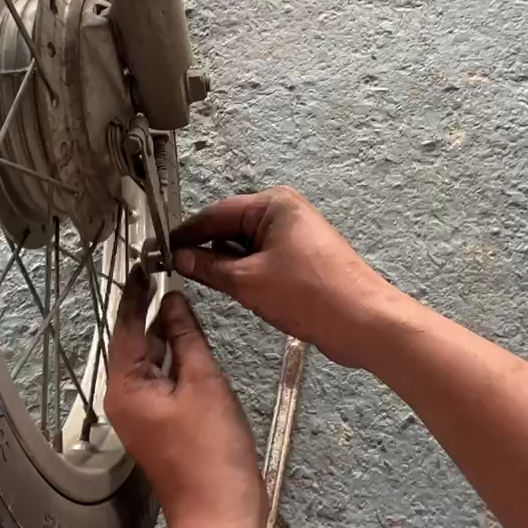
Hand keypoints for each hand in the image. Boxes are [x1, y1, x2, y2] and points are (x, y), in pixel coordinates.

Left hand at [104, 274, 265, 527]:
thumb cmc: (211, 451)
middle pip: (133, 342)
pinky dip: (171, 356)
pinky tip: (186, 339)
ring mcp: (140, 413)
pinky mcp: (158, 423)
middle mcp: (123, 399)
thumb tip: (173, 300)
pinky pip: (159, 378)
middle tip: (163, 272)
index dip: (136, 293)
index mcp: (125, 387)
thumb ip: (185, 336)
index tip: (143, 263)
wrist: (221, 515)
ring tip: (177, 297)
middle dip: (149, 309)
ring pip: (147, 359)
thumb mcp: (203, 382)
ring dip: (162, 332)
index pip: (126, 326)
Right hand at [168, 187, 410, 368]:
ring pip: (246, 246)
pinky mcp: (301, 259)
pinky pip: (262, 259)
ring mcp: (295, 236)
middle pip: (231, 227)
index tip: (164, 248)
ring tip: (200, 281)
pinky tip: (231, 289)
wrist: (364, 323)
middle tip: (175, 267)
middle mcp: (285, 213)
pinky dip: (245, 273)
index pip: (217, 213)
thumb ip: (209, 268)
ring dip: (226, 264)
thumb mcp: (248, 281)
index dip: (188, 233)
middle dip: (206, 248)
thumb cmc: (313, 294)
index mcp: (274, 204)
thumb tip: (181, 259)